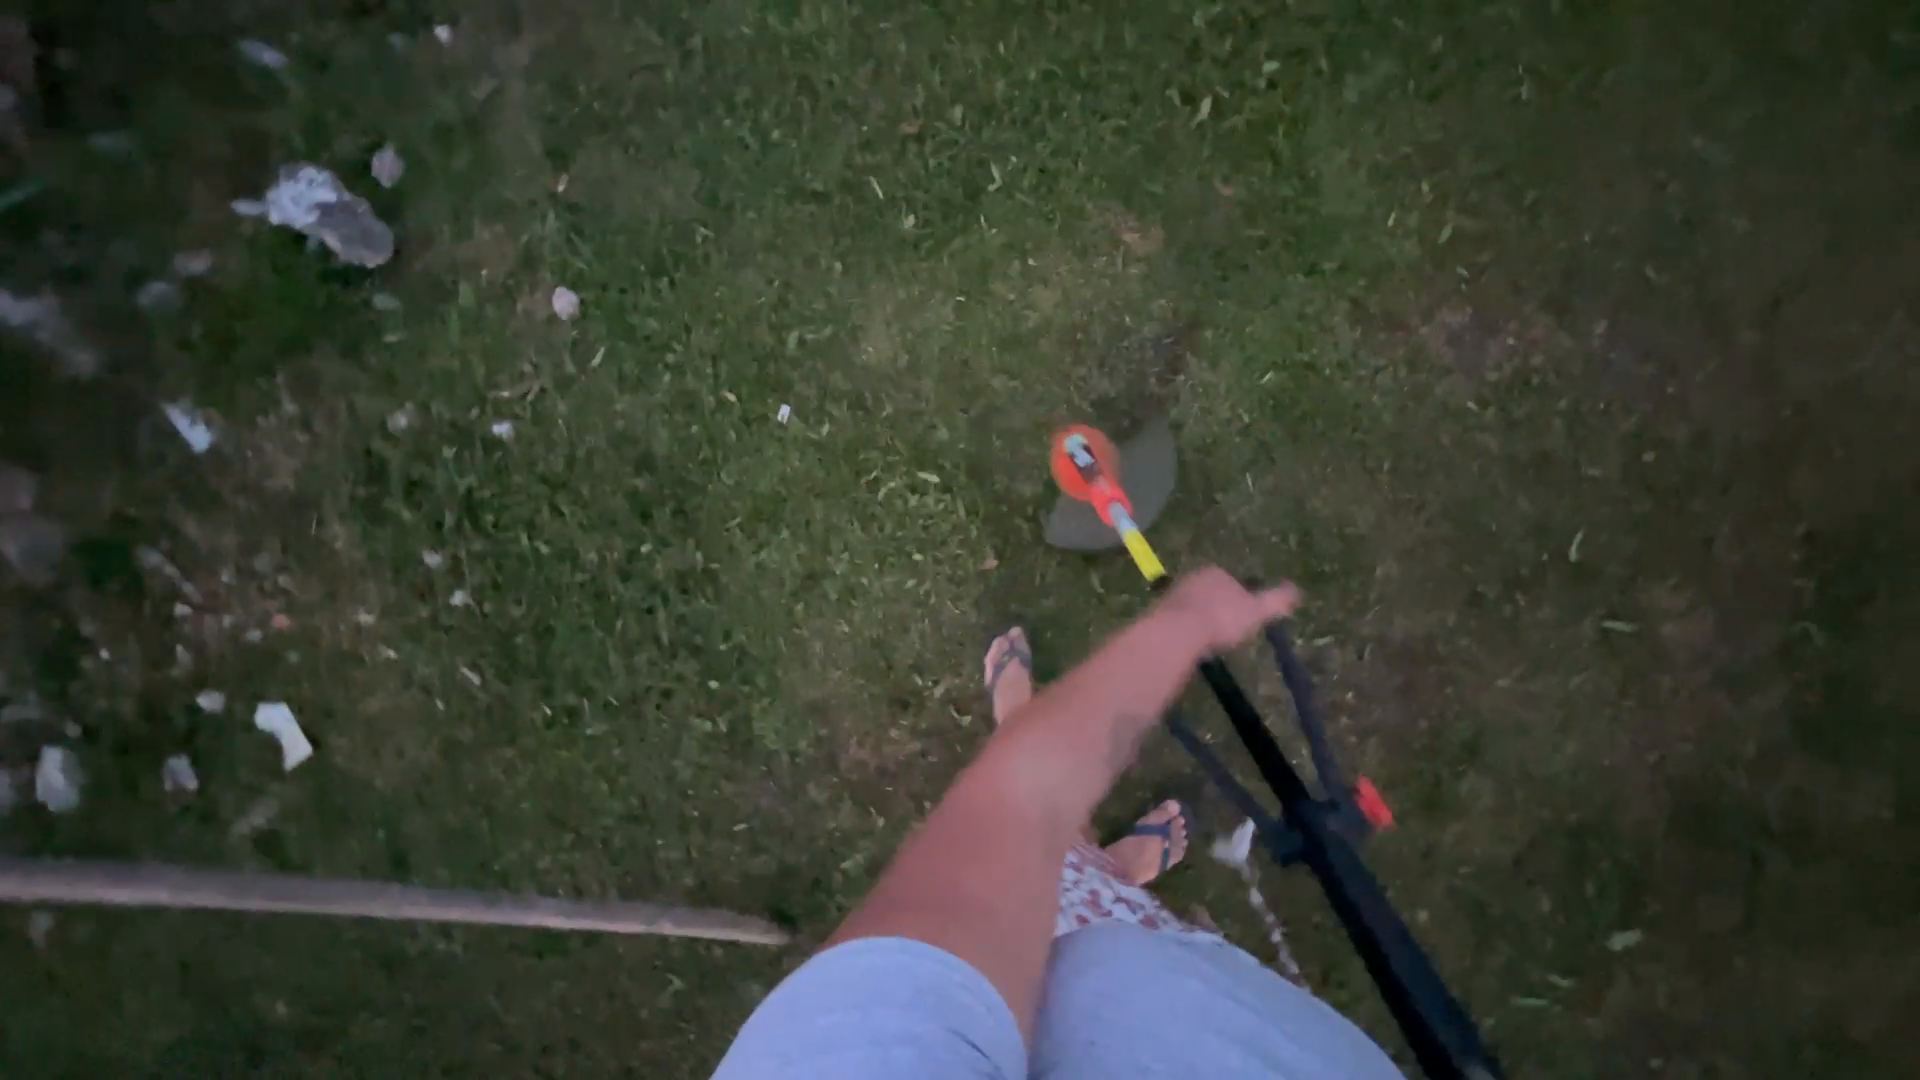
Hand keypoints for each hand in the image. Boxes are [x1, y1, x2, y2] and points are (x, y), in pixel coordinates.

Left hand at [1157, 566, 1301, 653]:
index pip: (1232, 581)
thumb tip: (1297, 591)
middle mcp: (1190, 577)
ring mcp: (1171, 594)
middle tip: (1228, 632)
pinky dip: (1186, 631)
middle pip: (1210, 593)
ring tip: (1210, 642)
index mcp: (1215, 572)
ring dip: (1201, 620)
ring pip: (1193, 606)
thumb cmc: (1221, 618)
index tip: (1245, 619)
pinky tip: (1191, 646)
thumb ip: (1276, 601)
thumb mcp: (1257, 610)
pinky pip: (1178, 621)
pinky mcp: (1157, 613)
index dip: (1242, 600)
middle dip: (1219, 609)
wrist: (1177, 632)